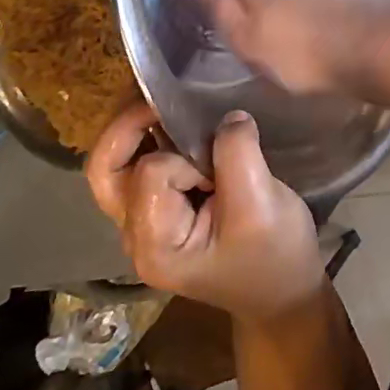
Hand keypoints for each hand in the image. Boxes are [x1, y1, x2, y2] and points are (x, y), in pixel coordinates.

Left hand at [86, 102, 323, 320]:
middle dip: (129, 127)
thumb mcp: (260, 204)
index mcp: (154, 242)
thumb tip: (227, 116)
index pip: (150, 173)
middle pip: (105, 169)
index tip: (223, 169)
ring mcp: (146, 223)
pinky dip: (158, 141)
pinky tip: (187, 129)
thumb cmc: (274, 253)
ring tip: (173, 107)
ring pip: (118, 167)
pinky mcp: (163, 211)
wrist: (284, 290)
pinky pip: (142, 169)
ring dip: (141, 132)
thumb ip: (236, 155)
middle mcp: (135, 233)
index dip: (188, 156)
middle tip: (164, 99)